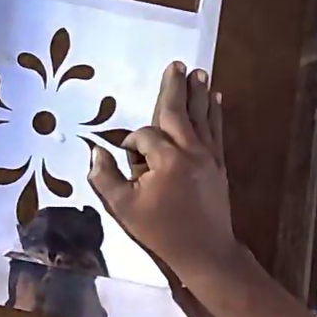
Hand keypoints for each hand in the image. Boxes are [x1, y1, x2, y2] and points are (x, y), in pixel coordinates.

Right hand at [88, 62, 244, 283]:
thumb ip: (106, 178)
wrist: (206, 252)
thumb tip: (96, 152)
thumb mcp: (124, 209)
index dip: (132, 143)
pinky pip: (216, 130)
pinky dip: (214, 113)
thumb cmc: (162, 231)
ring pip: (202, 117)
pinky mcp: (219, 164)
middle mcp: (191, 150)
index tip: (127, 160)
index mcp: (167, 160)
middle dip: (175, 87)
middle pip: (179, 112)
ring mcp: (209, 156)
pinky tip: (215, 98)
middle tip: (177, 64)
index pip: (145, 136)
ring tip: (198, 72)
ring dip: (198, 93)